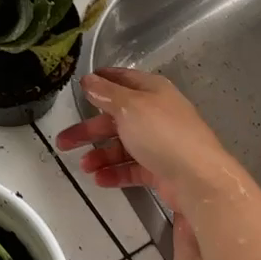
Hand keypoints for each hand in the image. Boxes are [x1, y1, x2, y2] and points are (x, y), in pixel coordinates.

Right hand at [55, 68, 232, 208]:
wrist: (196, 179)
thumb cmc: (163, 135)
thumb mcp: (130, 107)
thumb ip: (106, 94)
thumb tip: (89, 80)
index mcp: (152, 92)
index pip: (123, 80)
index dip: (102, 81)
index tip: (82, 86)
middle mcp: (156, 115)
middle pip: (116, 119)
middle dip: (89, 130)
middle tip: (65, 141)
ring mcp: (159, 144)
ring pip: (122, 146)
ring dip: (100, 155)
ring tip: (85, 166)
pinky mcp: (160, 170)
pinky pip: (131, 169)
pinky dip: (115, 173)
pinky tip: (100, 178)